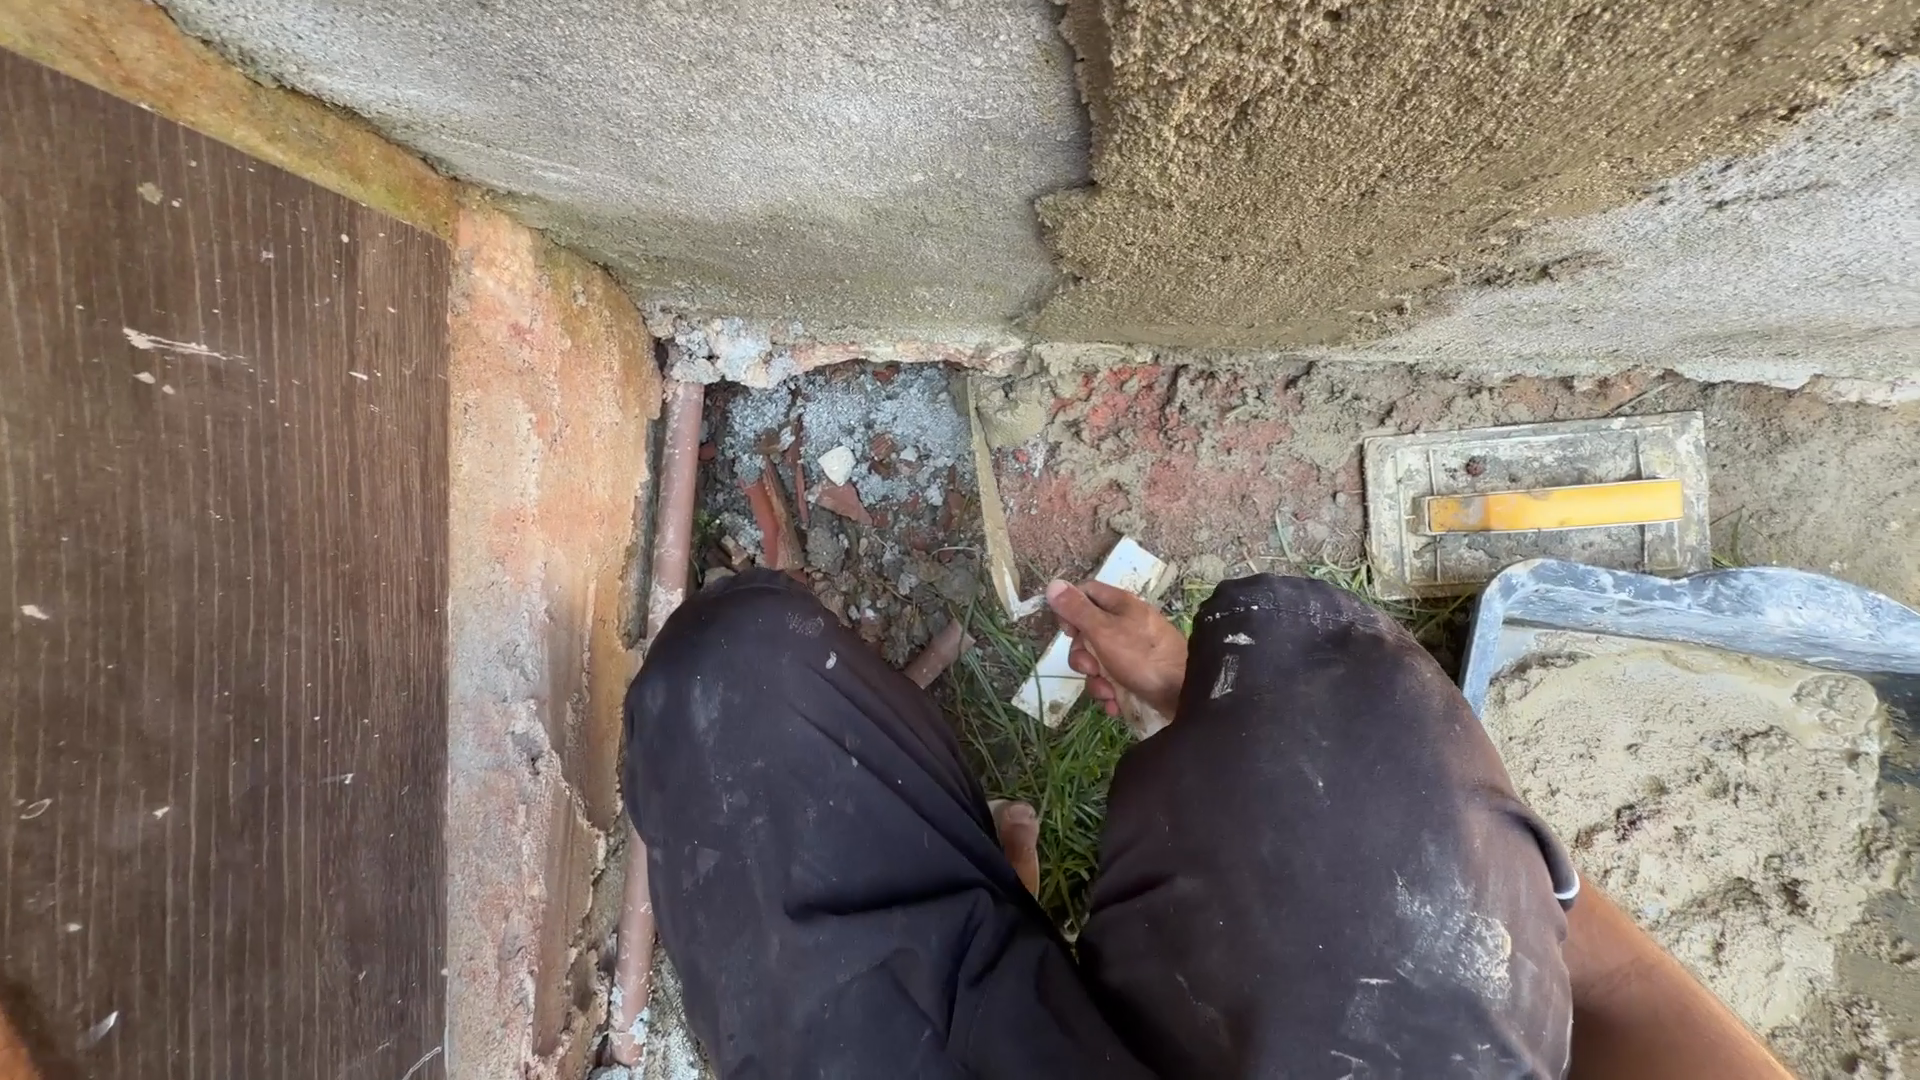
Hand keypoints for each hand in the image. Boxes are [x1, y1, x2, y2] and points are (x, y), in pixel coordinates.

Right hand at [1045, 579, 1187, 722]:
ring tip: (1107, 693)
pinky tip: (1115, 704)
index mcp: (1119, 605)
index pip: (1085, 593)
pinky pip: (1113, 679)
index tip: (1067, 631)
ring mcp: (1133, 650)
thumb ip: (1077, 610)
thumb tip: (1053, 584)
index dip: (1070, 609)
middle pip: (1087, 631)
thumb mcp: (1104, 631)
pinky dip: (1110, 691)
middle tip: (1090, 669)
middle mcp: (1126, 623)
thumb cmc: (1143, 657)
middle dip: (1082, 655)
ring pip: (1097, 660)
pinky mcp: (1138, 674)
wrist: (1186, 694)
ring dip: (1095, 680)